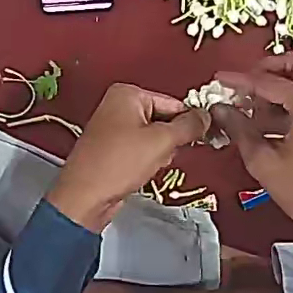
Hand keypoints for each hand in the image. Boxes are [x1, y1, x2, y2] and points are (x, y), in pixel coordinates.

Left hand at [47, 84, 210, 232]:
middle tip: (165, 154)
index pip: (174, 103)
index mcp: (128, 94)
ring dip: (160, 151)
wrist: (85, 198)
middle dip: (171, 139)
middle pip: (165, 118)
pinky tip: (143, 170)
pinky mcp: (113, 147)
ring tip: (150, 163)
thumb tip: (207, 116)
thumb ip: (189, 126)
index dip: (189, 122)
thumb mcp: (162, 141)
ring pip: (155, 136)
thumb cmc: (118, 164)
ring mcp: (114, 126)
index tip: (203, 137)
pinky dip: (148, 158)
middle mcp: (119, 105)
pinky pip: (142, 147)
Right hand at [208, 56, 292, 235]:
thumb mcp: (264, 161)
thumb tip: (222, 110)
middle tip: (245, 85)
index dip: (239, 80)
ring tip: (251, 108)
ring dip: (278, 86)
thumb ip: (240, 130)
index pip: (267, 81)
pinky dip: (289, 100)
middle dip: (268, 71)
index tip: (220, 80)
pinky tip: (266, 121)